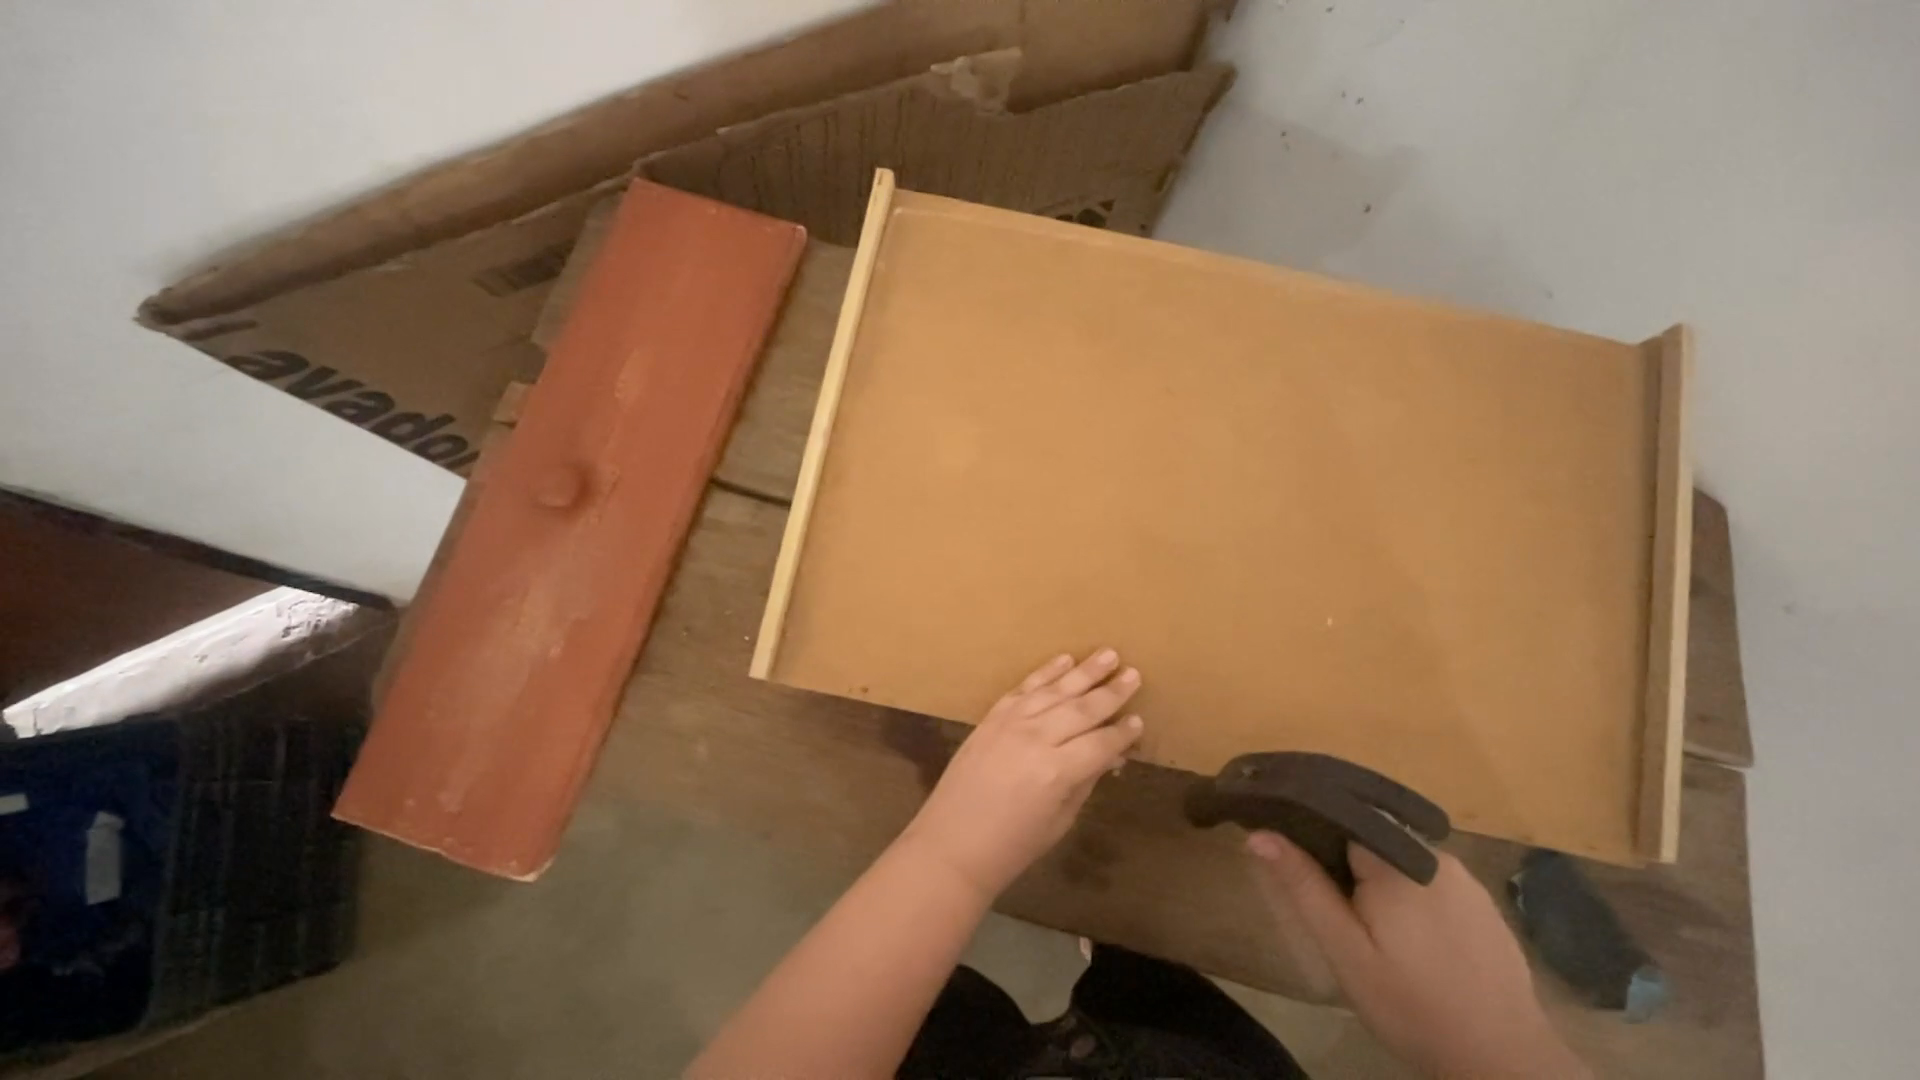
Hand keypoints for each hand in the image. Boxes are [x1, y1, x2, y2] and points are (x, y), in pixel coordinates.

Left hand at [898, 650, 1144, 900]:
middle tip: (1134, 674)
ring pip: (1054, 691)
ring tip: (1108, 654)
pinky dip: (1045, 673)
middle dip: (1111, 692)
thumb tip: (1110, 755)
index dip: (1123, 734)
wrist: (952, 844)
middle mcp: (1036, 739)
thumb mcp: (1060, 820)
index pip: (1101, 743)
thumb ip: (1085, 780)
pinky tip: (1064, 661)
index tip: (1139, 721)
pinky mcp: (991, 718)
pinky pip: (1024, 688)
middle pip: (1082, 709)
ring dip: (1083, 672)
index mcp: (1057, 771)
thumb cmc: (1012, 845)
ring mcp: (1010, 724)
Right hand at [1248, 834, 1588, 1079]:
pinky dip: (1415, 899)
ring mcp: (1467, 880)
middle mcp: (1435, 856)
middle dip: (1349, 869)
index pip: (1341, 822)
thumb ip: (1304, 887)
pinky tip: (1414, 942)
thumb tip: (1260, 834)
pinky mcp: (1486, 905)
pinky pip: (1434, 882)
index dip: (1315, 842)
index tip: (1304, 874)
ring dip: (1383, 884)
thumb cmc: (1411, 1005)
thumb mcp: (1345, 951)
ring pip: (1403, 862)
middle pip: (1372, 841)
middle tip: (1341, 919)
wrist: (1503, 1061)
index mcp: (1395, 860)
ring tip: (1377, 934)